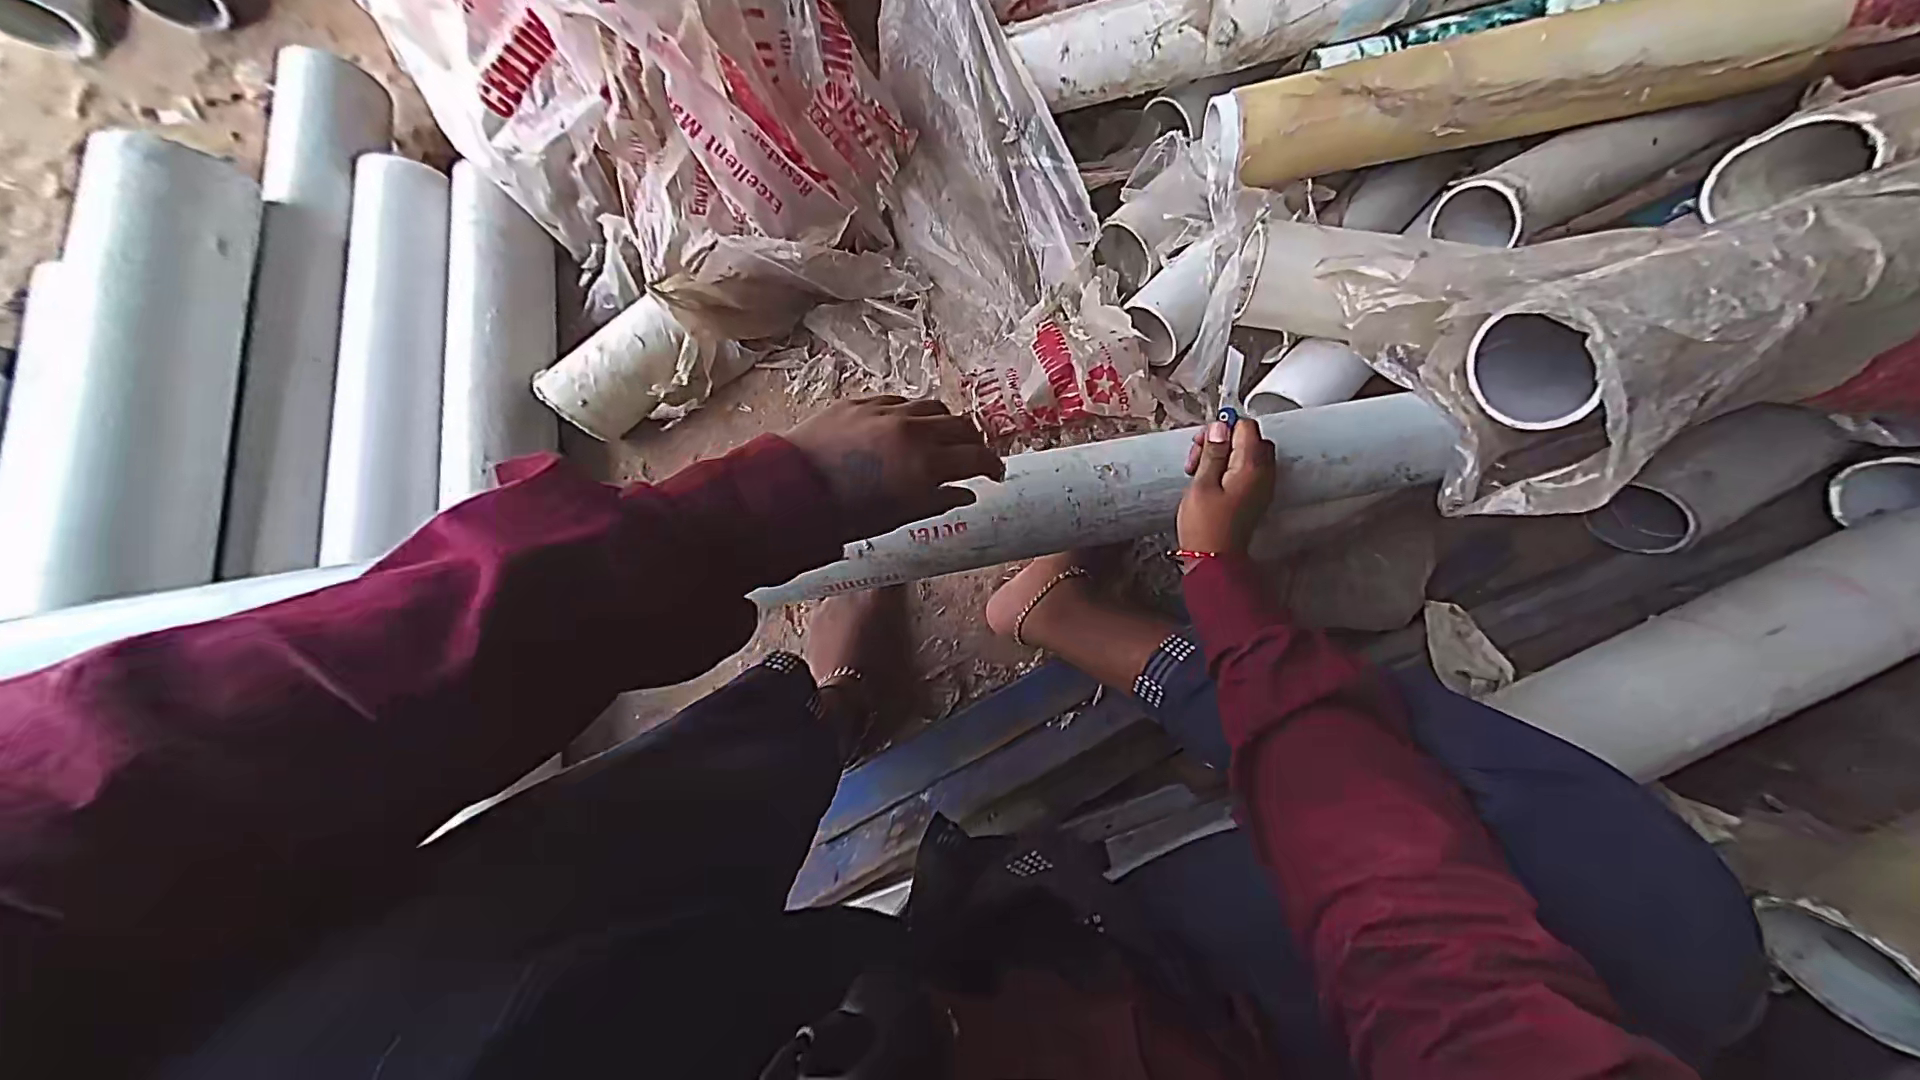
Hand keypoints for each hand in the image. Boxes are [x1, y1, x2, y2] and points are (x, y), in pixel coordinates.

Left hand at [784, 396, 1004, 541]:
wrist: (789, 492)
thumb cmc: (844, 516)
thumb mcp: (898, 516)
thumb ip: (938, 501)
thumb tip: (966, 494)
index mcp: (926, 465)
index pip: (977, 457)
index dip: (993, 466)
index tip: (995, 474)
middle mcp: (912, 431)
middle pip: (961, 425)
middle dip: (973, 442)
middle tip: (973, 455)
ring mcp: (885, 412)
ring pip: (932, 407)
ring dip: (944, 423)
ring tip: (941, 438)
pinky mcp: (860, 403)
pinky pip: (899, 401)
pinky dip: (912, 414)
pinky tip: (905, 427)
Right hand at [1177, 416, 1275, 556]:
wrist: (1214, 558)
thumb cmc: (1205, 525)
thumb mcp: (1201, 484)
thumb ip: (1212, 452)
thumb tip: (1219, 427)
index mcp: (1252, 466)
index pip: (1246, 427)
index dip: (1222, 429)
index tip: (1201, 443)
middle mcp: (1264, 473)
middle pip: (1249, 439)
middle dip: (1223, 441)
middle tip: (1197, 458)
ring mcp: (1262, 486)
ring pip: (1248, 455)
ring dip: (1224, 456)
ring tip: (1199, 472)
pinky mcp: (1256, 497)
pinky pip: (1247, 471)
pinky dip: (1229, 469)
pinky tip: (1210, 482)